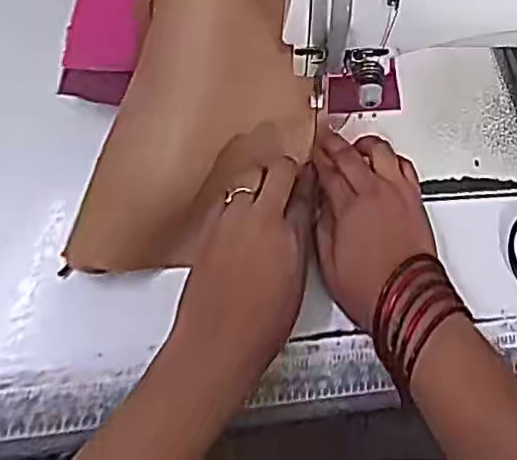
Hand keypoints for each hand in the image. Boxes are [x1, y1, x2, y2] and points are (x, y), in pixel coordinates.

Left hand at [168, 157, 314, 378]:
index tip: (309, 176)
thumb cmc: (259, 324)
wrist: (214, 346)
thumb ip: (300, 234)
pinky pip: (225, 198)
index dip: (307, 176)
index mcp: (281, 225)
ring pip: (247, 178)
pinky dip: (234, 199)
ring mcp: (226, 220)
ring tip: (263, 199)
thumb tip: (303, 210)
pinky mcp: (206, 230)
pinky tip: (239, 218)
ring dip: (258, 181)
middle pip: (274, 170)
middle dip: (283, 171)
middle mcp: (252, 216)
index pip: (300, 182)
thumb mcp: (296, 278)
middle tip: (289, 183)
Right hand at [312, 130, 437, 331]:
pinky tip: (386, 160)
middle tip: (325, 137)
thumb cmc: (373, 290)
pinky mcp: (414, 197)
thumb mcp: (330, 266)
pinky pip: (404, 164)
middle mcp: (374, 192)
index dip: (317, 159)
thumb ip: (321, 229)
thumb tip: (317, 208)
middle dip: (333, 143)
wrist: (408, 299)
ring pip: (379, 151)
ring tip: (356, 145)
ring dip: (364, 144)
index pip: (328, 171)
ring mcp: (396, 192)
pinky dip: (392, 158)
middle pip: (349, 155)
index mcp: (349, 207)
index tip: (312, 153)